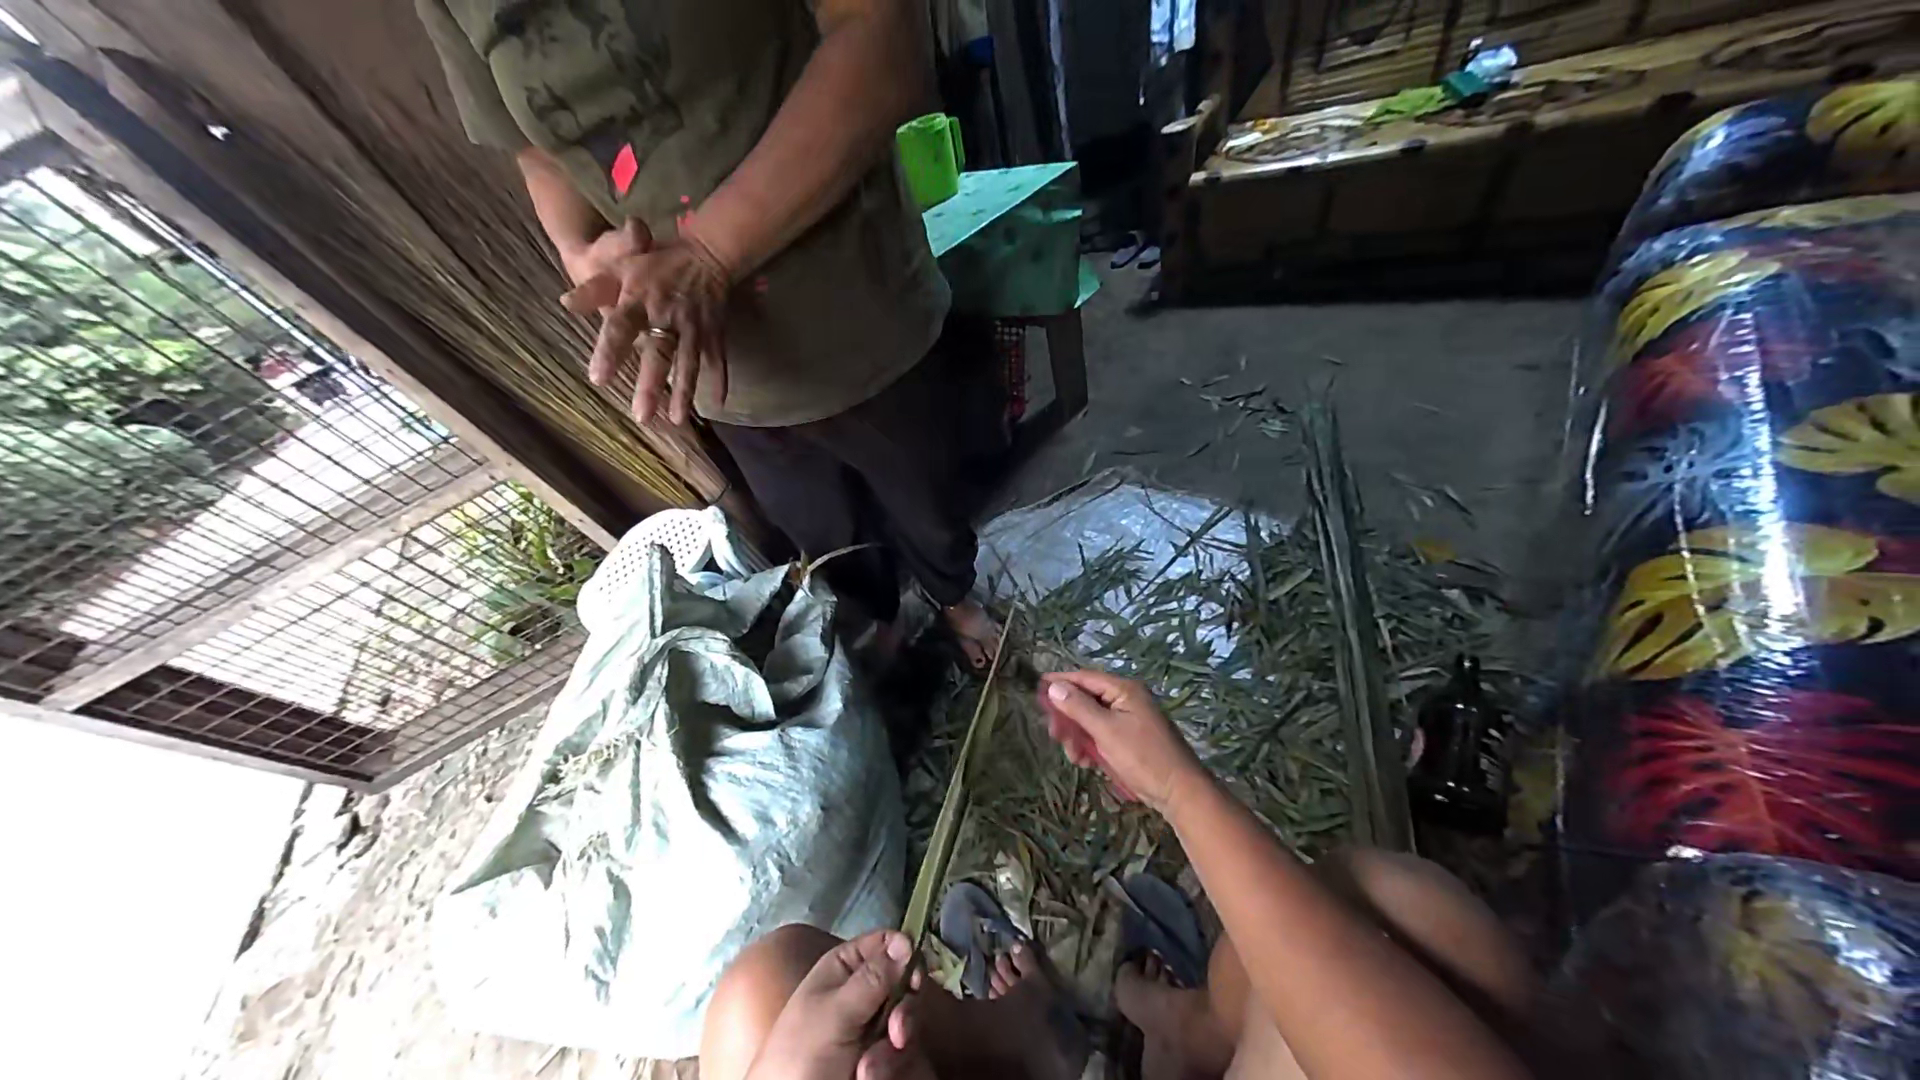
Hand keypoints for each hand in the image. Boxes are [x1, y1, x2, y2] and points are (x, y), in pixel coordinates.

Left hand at [561, 230, 729, 425]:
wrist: (706, 255)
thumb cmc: (656, 265)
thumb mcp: (619, 268)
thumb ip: (594, 289)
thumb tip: (566, 304)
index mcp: (639, 300)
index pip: (620, 327)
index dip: (610, 352)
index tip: (599, 379)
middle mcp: (667, 317)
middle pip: (660, 354)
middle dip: (652, 386)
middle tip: (642, 417)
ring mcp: (694, 328)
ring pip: (689, 363)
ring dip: (684, 393)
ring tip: (677, 420)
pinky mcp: (714, 334)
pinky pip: (718, 360)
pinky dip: (720, 382)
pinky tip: (718, 405)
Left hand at [744, 929, 932, 1079]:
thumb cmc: (802, 1055)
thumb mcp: (834, 1015)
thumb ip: (872, 979)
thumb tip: (907, 940)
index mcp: (846, 967)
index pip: (886, 942)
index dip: (905, 953)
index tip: (916, 975)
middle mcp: (864, 991)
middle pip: (905, 982)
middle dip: (905, 1010)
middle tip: (896, 1033)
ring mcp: (874, 1025)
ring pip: (907, 1019)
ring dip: (894, 1046)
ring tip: (868, 1071)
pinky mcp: (882, 1056)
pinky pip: (903, 1052)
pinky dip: (891, 1066)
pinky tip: (868, 1078)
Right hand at [1038, 670, 1207, 815]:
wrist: (1180, 792)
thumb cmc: (1143, 757)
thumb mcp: (1106, 730)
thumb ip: (1078, 707)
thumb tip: (1053, 686)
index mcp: (1124, 690)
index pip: (1084, 678)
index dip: (1060, 683)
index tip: (1037, 690)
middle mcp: (1127, 699)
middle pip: (1086, 699)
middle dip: (1068, 716)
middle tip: (1054, 734)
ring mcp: (1130, 720)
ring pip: (1092, 719)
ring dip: (1078, 735)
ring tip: (1073, 755)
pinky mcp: (1130, 739)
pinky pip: (1102, 734)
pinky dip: (1091, 745)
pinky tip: (1085, 761)